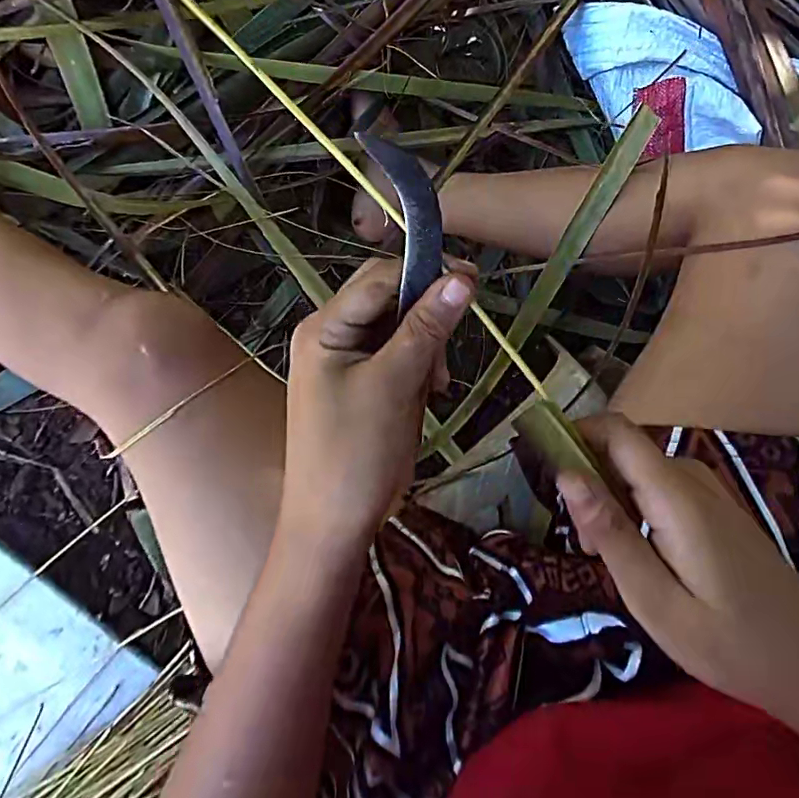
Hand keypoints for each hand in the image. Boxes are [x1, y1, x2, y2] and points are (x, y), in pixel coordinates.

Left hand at [281, 258, 474, 553]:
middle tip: (454, 339)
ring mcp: (348, 360)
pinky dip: (421, 367)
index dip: (425, 272)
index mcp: (324, 328)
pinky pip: (401, 355)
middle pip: (389, 299)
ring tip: (436, 383)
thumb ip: (427, 327)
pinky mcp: (366, 382)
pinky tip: (430, 391)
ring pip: (401, 327)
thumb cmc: (356, 453)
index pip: (379, 279)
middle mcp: (332, 335)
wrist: (335, 526)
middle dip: (426, 315)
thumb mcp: (395, 385)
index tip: (474, 280)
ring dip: (427, 346)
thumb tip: (463, 278)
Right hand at [559, 414, 798, 732]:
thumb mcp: (656, 600)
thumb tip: (566, 475)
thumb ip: (610, 534)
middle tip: (582, 547)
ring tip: (610, 561)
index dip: (574, 433)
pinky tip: (644, 559)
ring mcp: (709, 490)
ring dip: (611, 501)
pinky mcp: (715, 507)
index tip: (540, 466)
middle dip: (589, 482)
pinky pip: (661, 488)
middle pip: (623, 451)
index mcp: (676, 494)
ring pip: (639, 472)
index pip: (616, 430)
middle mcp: (693, 477)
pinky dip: (636, 510)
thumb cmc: (730, 643)